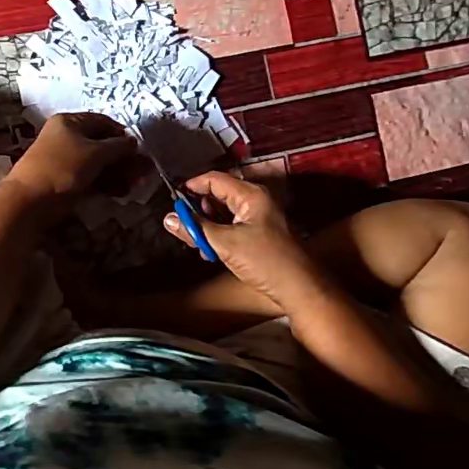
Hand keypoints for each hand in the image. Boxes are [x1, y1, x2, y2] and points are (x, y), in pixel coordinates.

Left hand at [4, 113, 137, 205]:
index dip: (122, 134)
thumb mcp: (95, 154)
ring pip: (98, 163)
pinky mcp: (66, 179)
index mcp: (70, 122)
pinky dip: (105, 183)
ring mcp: (66, 159)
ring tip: (133, 186)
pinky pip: (90, 176)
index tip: (139, 150)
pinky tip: (119, 192)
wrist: (29, 200)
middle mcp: (67, 137)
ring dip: (117, 173)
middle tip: (142, 172)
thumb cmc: (63, 168)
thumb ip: (118, 147)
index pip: (103, 121)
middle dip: (123, 158)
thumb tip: (133, 142)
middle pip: (102, 144)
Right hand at [163, 172, 321, 304]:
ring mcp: (257, 216)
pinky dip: (217, 233)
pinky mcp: (258, 231)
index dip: (192, 186)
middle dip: (197, 208)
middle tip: (183, 224)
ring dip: (206, 224)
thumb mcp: (225, 244)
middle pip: (217, 194)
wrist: (299, 288)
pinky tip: (209, 249)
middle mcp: (255, 200)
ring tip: (196, 241)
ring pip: (222, 211)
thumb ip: (195, 229)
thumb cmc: (266, 261)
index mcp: (250, 195)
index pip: (214, 179)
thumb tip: (169, 218)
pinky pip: (230, 224)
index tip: (173, 200)